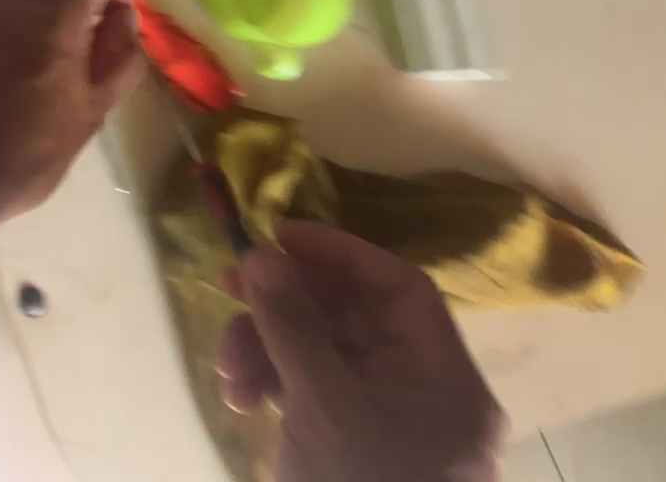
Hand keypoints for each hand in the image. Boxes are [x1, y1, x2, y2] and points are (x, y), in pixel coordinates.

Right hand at [219, 221, 505, 481]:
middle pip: (345, 313)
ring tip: (228, 375)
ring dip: (258, 346)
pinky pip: (303, 378)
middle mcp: (417, 387)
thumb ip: (292, 325)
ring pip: (313, 344)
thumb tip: (258, 253)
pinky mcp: (347, 430)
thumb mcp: (323, 404)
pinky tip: (239, 399)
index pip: (400, 288)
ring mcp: (381, 411)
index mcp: (441, 379)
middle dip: (278, 303)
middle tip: (225, 287)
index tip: (276, 235)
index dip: (339, 252)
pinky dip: (265, 378)